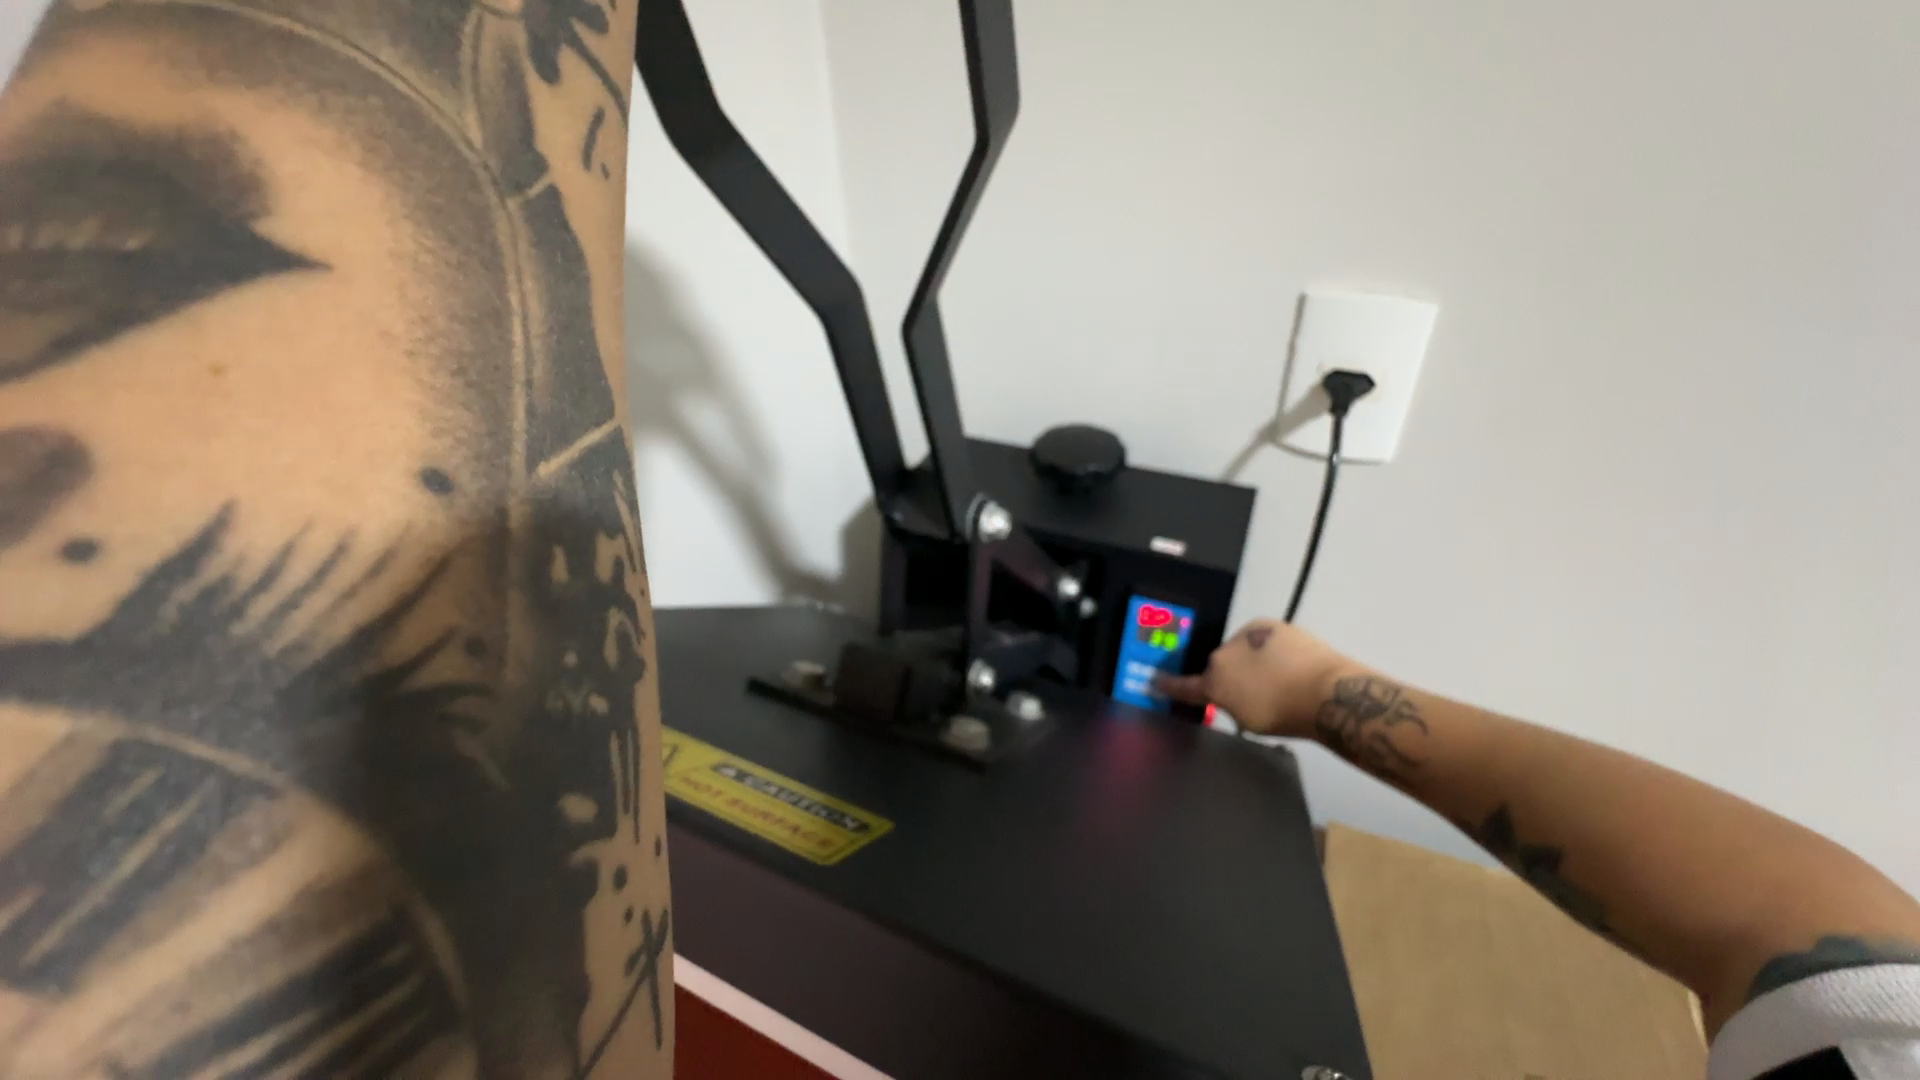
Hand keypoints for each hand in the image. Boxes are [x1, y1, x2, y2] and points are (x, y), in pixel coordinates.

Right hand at [1156, 620, 1361, 737]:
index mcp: (1215, 680)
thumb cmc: (1285, 714)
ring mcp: (1249, 636)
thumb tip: (1232, 697)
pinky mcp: (1274, 625)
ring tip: (1276, 679)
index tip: (1156, 682)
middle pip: (1220, 663)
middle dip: (1231, 674)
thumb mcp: (1248, 719)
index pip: (1187, 684)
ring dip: (1252, 660)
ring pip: (1243, 649)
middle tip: (1251, 691)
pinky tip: (1289, 665)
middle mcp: (1224, 653)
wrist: (1326, 693)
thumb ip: (1232, 705)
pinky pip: (1265, 640)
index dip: (1171, 685)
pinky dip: (1271, 651)